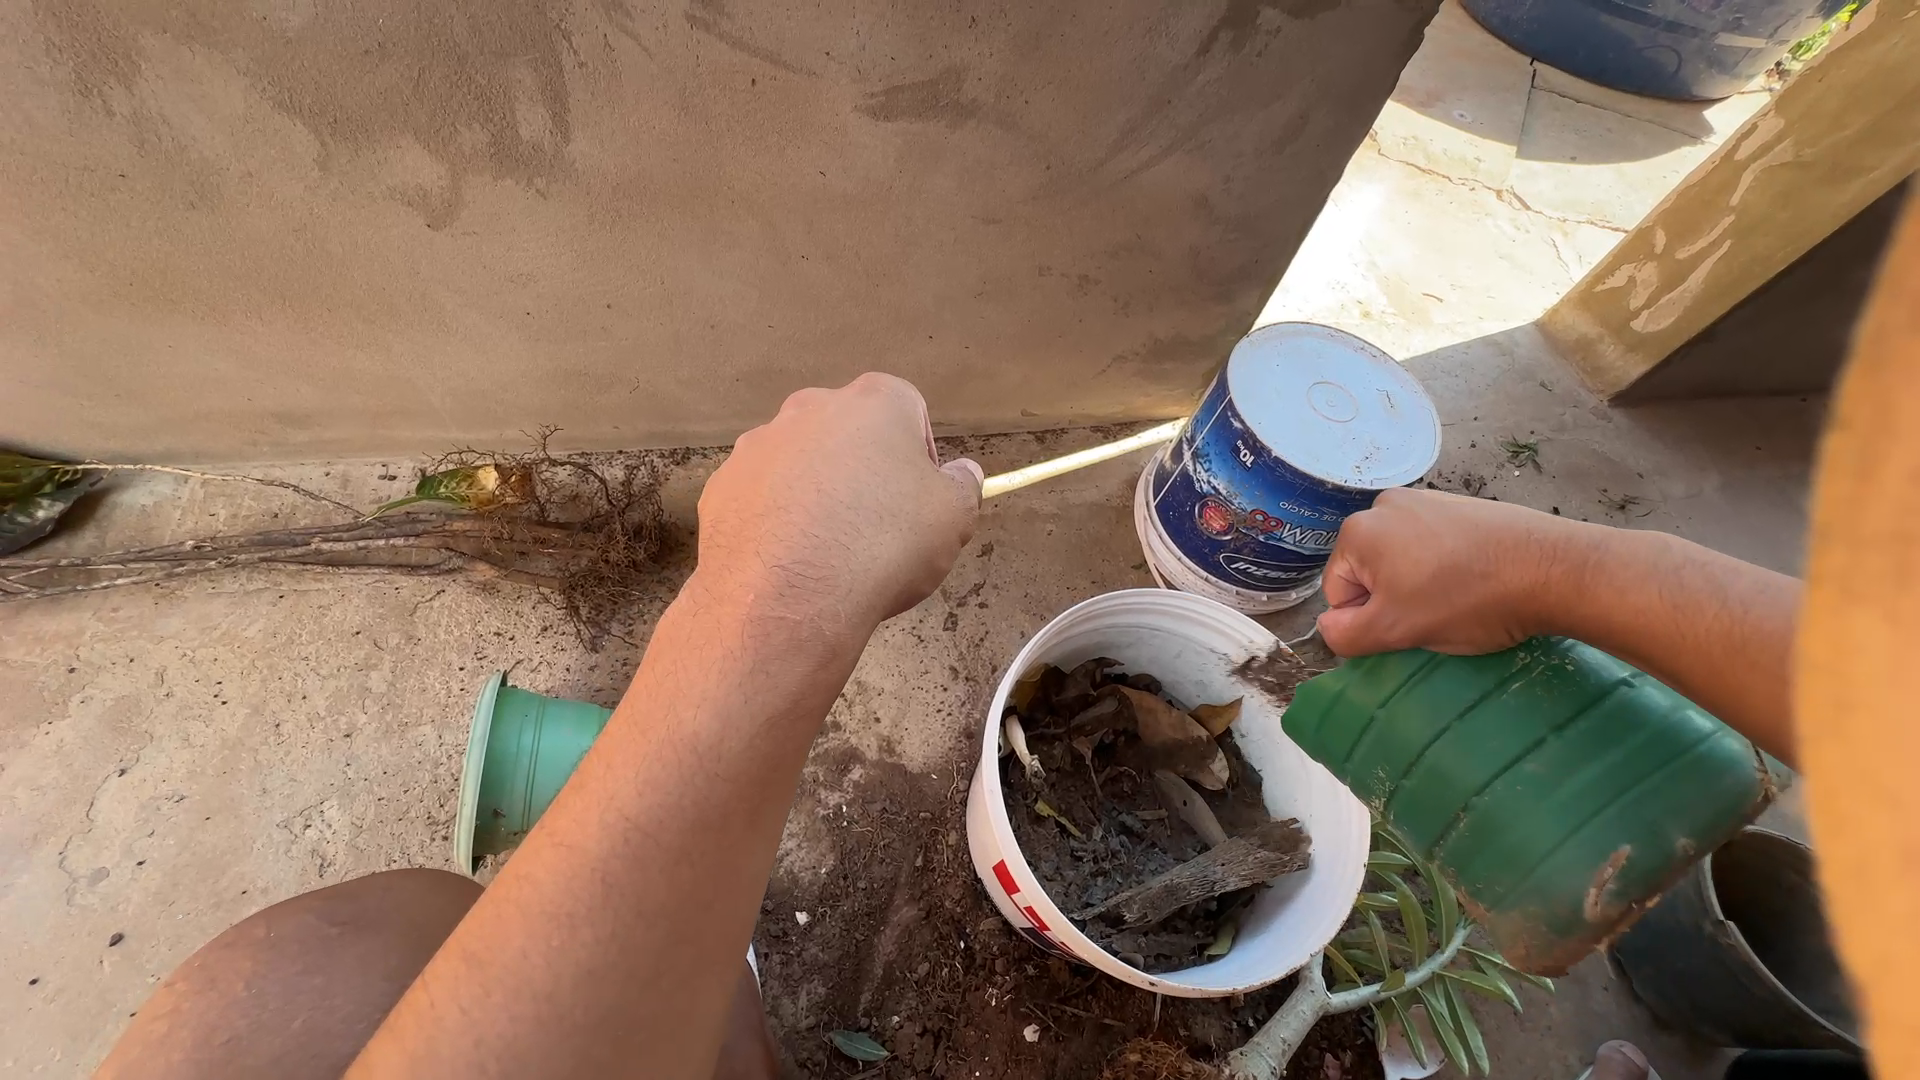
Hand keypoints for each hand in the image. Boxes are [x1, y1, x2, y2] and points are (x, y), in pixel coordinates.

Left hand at [694, 373, 982, 631]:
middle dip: (863, 470)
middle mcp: (811, 408)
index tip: (916, 500)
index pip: (909, 410)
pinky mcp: (721, 486)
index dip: (918, 456)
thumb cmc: (884, 544)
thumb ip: (963, 485)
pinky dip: (777, 519)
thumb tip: (962, 472)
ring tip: (828, 550)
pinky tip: (789, 560)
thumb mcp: (953, 518)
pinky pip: (762, 496)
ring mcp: (758, 445)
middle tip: (875, 525)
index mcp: (874, 402)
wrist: (789, 598)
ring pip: (801, 463)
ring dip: (817, 493)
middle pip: (849, 433)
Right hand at [1315, 488, 1587, 656]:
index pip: (1339, 592)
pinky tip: (1476, 578)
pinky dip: (1446, 564)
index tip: (1409, 623)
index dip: (1370, 618)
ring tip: (1459, 597)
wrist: (1559, 570)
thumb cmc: (1467, 600)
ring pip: (1400, 559)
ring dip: (1419, 582)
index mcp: (1357, 531)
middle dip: (1394, 597)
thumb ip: (1344, 635)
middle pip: (1368, 571)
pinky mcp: (1461, 504)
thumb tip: (1330, 628)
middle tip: (1435, 612)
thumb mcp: (1395, 631)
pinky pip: (1433, 543)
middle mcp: (1383, 505)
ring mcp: (1425, 499)